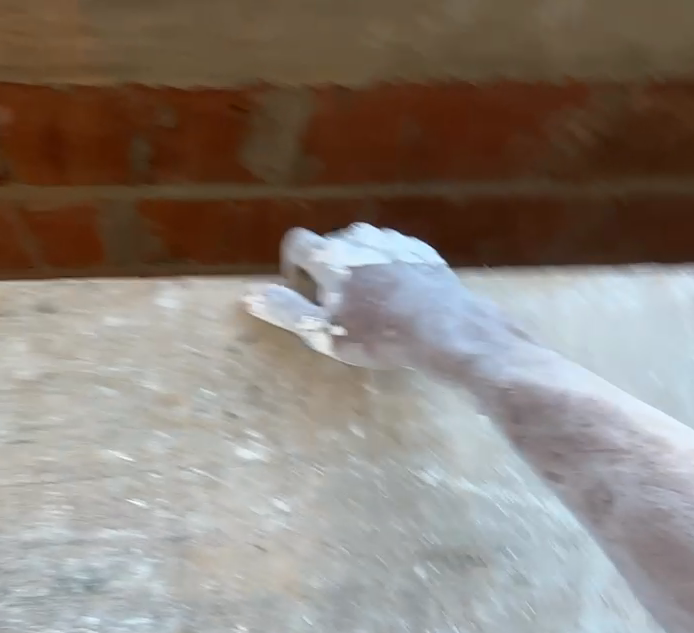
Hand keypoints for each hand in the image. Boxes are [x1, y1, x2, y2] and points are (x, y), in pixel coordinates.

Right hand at [243, 224, 509, 371]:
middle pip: (329, 247)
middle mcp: (357, 236)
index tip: (303, 293)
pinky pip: (390, 254)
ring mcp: (391, 239)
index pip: (295, 242)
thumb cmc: (376, 335)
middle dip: (327, 272)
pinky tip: (398, 301)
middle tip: (340, 309)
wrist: (443, 328)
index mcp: (329, 255)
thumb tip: (250, 293)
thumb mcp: (323, 332)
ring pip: (361, 249)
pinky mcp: (419, 248)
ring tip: (372, 307)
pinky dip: (386, 272)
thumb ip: (285, 310)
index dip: (292, 267)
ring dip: (357, 271)